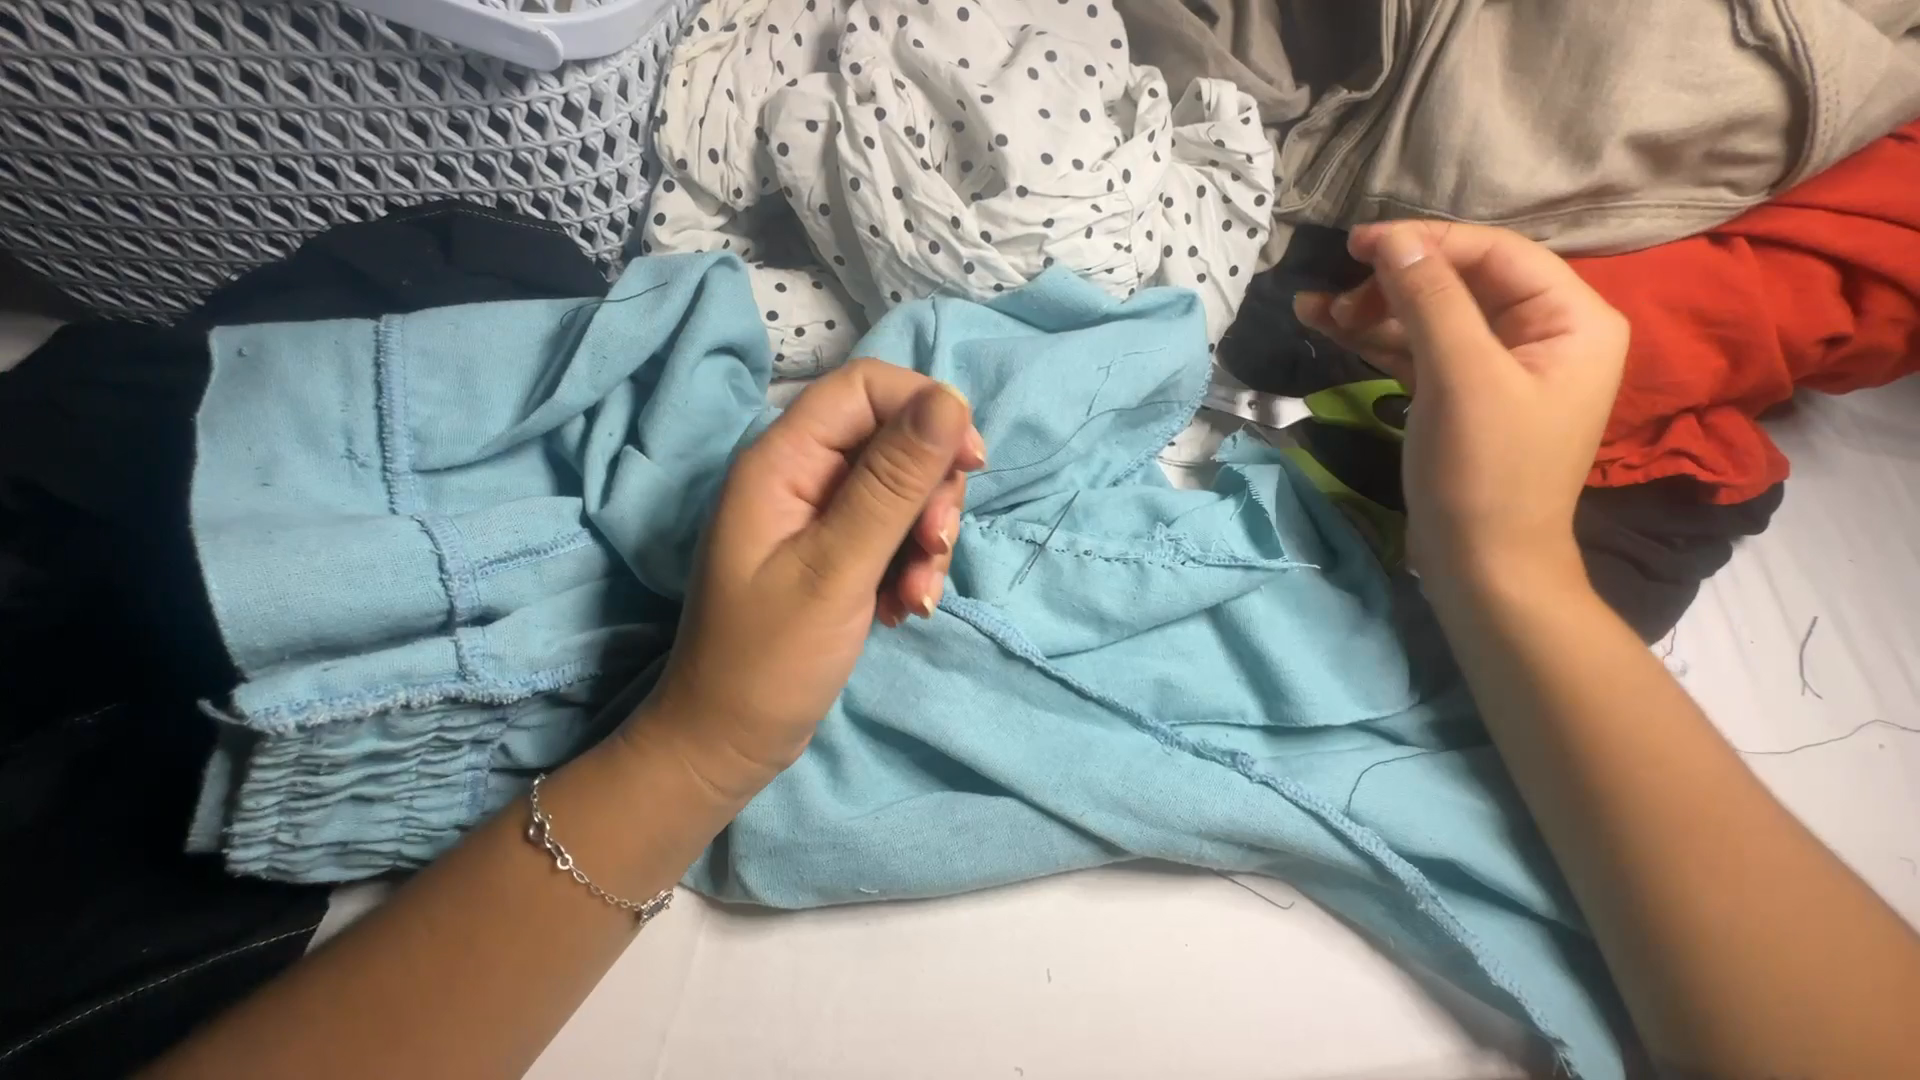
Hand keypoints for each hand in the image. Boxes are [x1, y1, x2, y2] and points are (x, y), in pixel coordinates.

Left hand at [622, 358, 985, 803]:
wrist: (728, 741)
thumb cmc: (769, 659)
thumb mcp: (837, 569)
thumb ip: (892, 483)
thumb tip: (949, 402)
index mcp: (782, 461)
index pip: (865, 388)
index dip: (926, 410)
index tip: (971, 464)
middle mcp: (800, 476)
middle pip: (892, 440)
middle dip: (930, 492)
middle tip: (936, 550)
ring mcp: (817, 517)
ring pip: (901, 491)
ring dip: (925, 539)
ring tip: (915, 597)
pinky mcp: (834, 554)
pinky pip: (892, 534)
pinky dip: (910, 566)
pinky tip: (903, 609)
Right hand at [1292, 222, 1627, 585]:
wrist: (1481, 565)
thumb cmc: (1484, 472)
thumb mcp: (1460, 377)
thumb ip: (1429, 300)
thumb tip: (1392, 240)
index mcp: (1571, 319)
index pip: (1494, 254)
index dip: (1424, 242)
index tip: (1356, 244)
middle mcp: (1542, 334)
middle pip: (1458, 283)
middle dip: (1391, 283)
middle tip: (1333, 298)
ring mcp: (1498, 369)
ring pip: (1429, 318)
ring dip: (1371, 311)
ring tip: (1310, 309)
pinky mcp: (1460, 398)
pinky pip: (1418, 352)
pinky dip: (1376, 341)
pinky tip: (1330, 329)